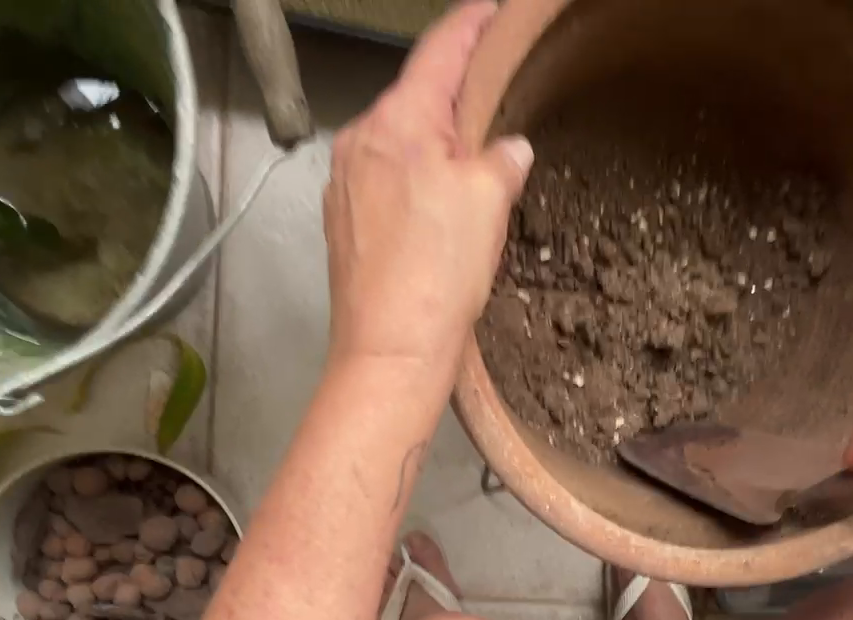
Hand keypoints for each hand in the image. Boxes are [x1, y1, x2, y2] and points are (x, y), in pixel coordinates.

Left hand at [324, 1, 533, 375]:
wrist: (390, 351)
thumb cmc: (438, 274)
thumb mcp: (488, 204)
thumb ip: (501, 161)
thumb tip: (509, 150)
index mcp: (397, 123)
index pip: (438, 52)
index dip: (470, 25)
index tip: (492, 10)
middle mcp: (359, 142)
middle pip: (413, 100)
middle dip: (453, 100)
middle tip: (492, 107)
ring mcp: (344, 185)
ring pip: (397, 146)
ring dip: (432, 148)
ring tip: (467, 173)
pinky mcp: (343, 225)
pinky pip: (383, 183)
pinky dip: (412, 184)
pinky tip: (434, 214)